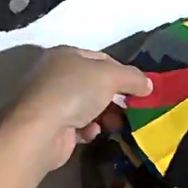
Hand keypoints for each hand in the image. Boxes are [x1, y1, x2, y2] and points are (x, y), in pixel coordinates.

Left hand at [0, 47, 150, 171]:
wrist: (39, 130)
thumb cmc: (73, 92)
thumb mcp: (110, 76)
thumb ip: (132, 77)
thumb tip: (148, 85)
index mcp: (65, 55)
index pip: (100, 59)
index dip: (122, 71)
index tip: (139, 87)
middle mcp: (55, 75)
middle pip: (94, 84)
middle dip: (114, 97)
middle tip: (132, 108)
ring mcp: (51, 102)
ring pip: (88, 107)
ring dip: (104, 115)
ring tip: (115, 123)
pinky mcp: (52, 127)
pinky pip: (77, 126)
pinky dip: (87, 129)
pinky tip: (90, 132)